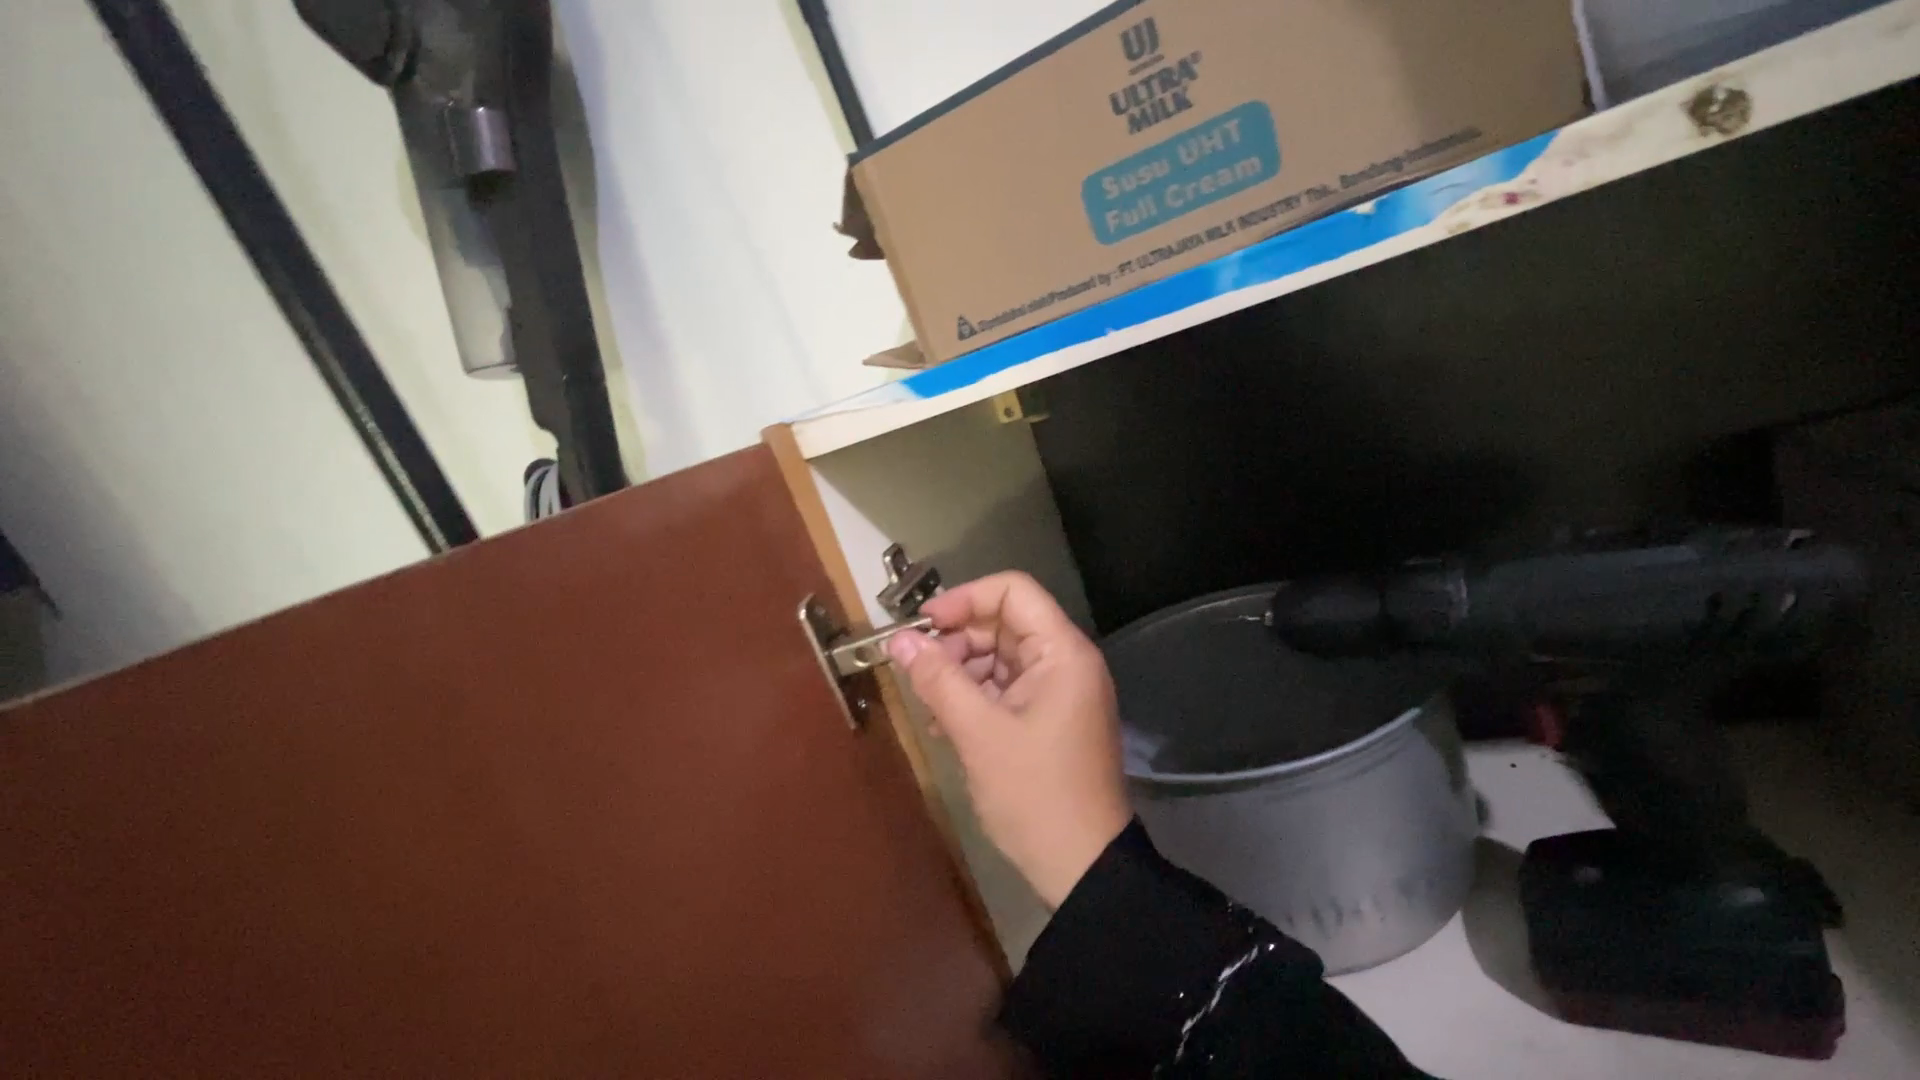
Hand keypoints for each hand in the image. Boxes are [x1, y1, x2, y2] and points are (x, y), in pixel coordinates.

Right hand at [885, 572, 1130, 909]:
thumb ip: (938, 679)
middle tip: (920, 674)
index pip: (1013, 591)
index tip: (923, 626)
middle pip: (1004, 624)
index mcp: (1062, 653)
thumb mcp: (978, 733)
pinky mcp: (1050, 719)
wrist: (1082, 867)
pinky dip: (975, 699)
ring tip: (930, 707)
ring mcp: (1059, 692)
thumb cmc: (1034, 793)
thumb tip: (899, 639)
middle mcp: (1065, 662)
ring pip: (1000, 658)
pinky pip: (1006, 690)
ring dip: (961, 673)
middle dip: (958, 642)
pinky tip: (946, 727)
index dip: (964, 599)